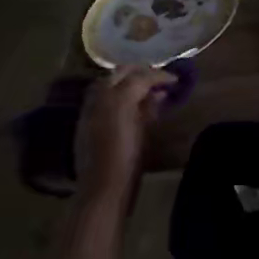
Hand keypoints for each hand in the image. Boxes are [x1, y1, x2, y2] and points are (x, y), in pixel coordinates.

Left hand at [75, 66, 173, 196]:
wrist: (101, 188)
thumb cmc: (129, 164)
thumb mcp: (144, 134)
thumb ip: (149, 109)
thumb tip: (157, 94)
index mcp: (119, 99)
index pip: (141, 77)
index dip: (159, 76)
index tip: (174, 80)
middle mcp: (100, 97)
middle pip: (120, 72)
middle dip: (140, 71)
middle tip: (158, 79)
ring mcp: (89, 106)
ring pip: (107, 81)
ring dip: (125, 79)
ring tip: (142, 88)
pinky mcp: (83, 118)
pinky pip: (99, 94)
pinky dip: (113, 91)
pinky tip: (125, 102)